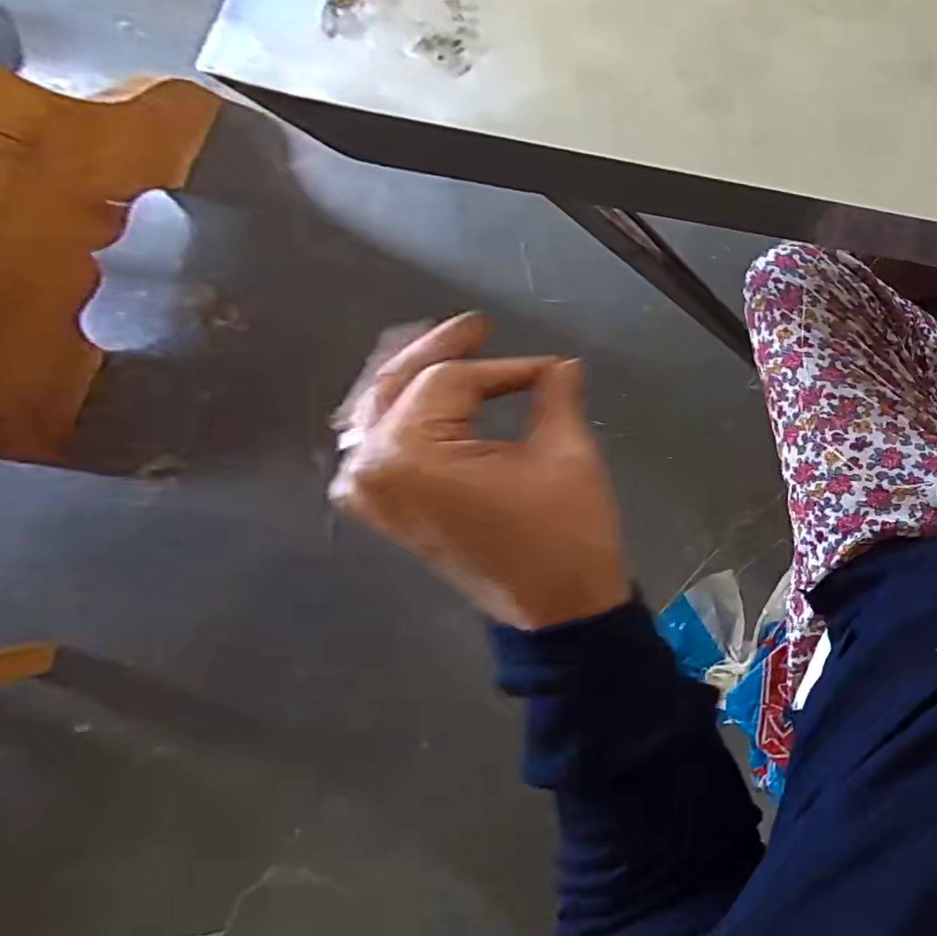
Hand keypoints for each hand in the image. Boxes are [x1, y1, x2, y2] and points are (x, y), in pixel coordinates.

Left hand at [330, 313, 628, 629]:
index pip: (451, 381)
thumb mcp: (566, 453)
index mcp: (411, 455)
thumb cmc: (566, 531)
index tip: (550, 369)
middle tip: (478, 328)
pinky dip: (404, 412)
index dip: (507, 368)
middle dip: (439, 351)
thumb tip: (559, 365)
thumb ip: (555, 394)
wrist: (558, 607)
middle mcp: (371, 469)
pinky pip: (380, 442)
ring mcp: (370, 492)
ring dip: (414, 377)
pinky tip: (427, 395)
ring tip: (449, 350)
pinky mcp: (385, 507)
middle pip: (396, 384)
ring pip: (380, 409)